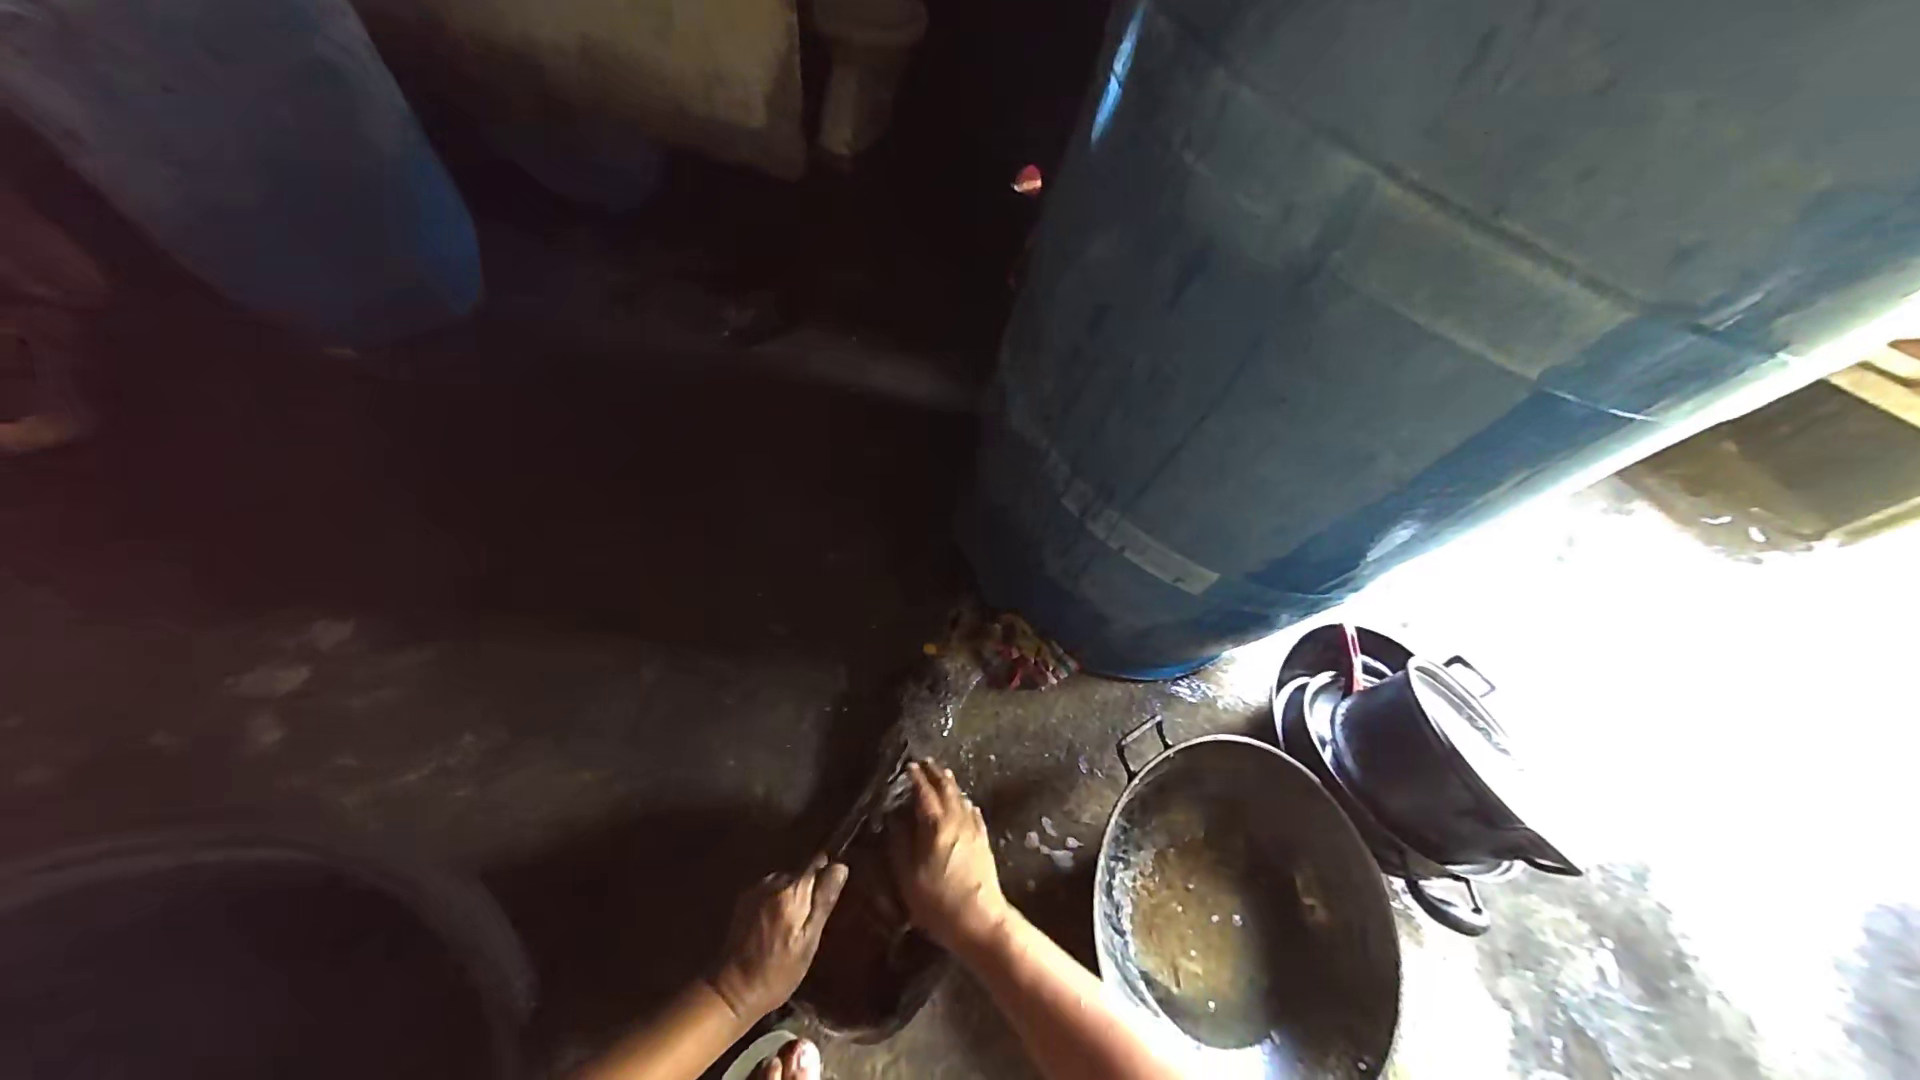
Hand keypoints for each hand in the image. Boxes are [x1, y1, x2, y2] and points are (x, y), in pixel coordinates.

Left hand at [708, 854, 849, 1020]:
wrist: (732, 992)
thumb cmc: (778, 972)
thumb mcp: (808, 942)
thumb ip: (823, 901)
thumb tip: (840, 867)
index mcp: (791, 892)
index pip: (817, 861)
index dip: (827, 873)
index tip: (828, 894)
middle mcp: (772, 882)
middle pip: (800, 872)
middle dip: (807, 891)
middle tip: (806, 925)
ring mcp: (755, 889)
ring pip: (785, 882)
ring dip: (790, 897)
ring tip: (788, 930)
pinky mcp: (743, 899)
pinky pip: (769, 891)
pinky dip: (774, 902)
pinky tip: (771, 928)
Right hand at [888, 759, 1010, 953]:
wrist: (979, 920)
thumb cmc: (936, 901)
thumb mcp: (907, 875)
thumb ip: (899, 842)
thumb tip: (895, 817)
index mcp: (935, 825)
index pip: (924, 793)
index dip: (916, 778)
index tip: (909, 766)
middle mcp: (956, 820)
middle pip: (946, 789)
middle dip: (936, 774)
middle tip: (927, 763)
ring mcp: (973, 829)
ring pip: (961, 798)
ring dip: (951, 785)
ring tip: (944, 775)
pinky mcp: (983, 841)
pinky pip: (974, 813)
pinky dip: (966, 802)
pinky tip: (967, 802)